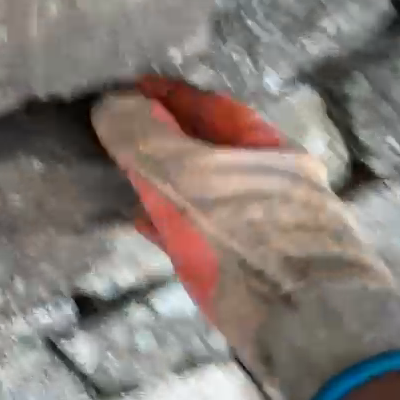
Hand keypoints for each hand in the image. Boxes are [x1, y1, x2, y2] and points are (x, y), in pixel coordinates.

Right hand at [93, 78, 399, 399]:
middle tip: (113, 124)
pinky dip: (159, 213)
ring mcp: (250, 219)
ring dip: (155, 174)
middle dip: (159, 132)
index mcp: (265, 150)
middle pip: (202, 144)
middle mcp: (263, 179)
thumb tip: (107, 103)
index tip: (127, 86)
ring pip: (193, 184)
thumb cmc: (240, 229)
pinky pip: (187, 222)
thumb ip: (140, 135)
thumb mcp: (181, 170)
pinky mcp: (232, 254)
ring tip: (114, 164)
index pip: (210, 106)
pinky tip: (132, 214)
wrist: (292, 313)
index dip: (168, 93)